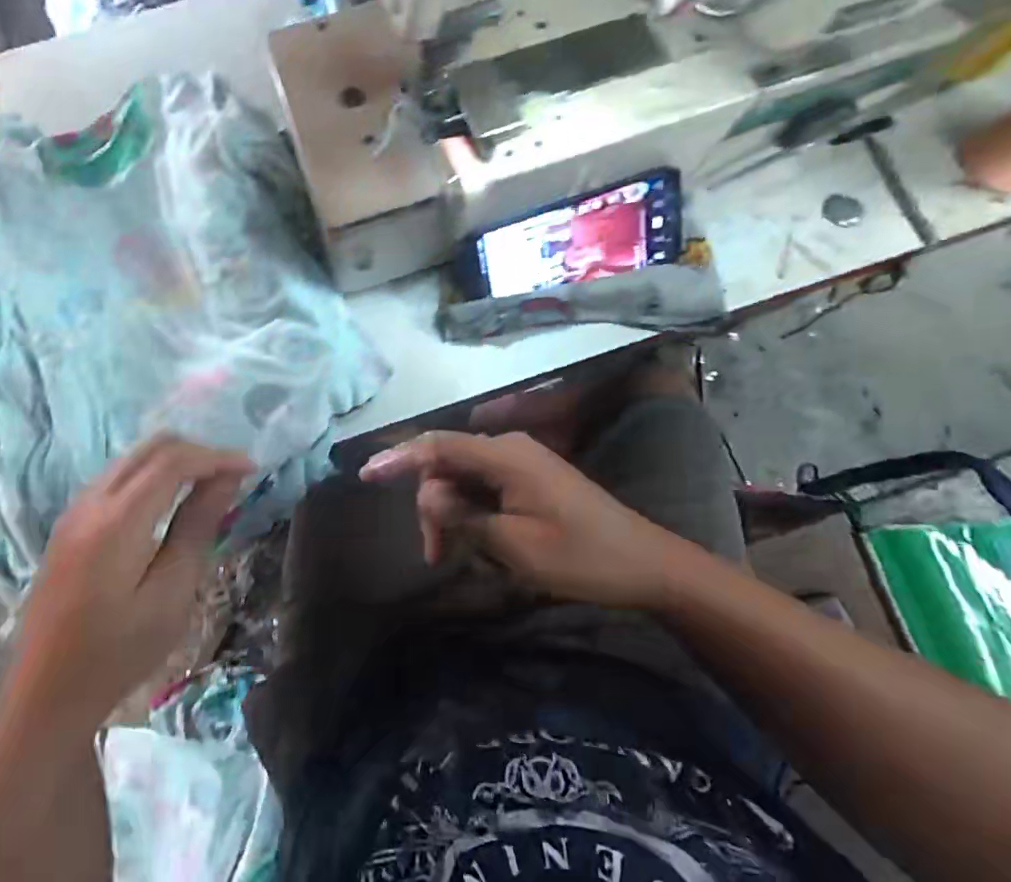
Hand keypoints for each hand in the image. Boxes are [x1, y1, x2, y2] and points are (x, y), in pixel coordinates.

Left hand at [12, 436, 254, 719]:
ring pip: (132, 459)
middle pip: (151, 448)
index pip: (173, 460)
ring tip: (209, 487)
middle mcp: (91, 503)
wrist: (44, 695)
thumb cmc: (118, 651)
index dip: (217, 456)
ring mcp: (74, 512)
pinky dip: (151, 476)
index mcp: (117, 521)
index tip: (251, 469)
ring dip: (174, 462)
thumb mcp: (171, 593)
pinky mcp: (69, 526)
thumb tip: (226, 479)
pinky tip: (171, 503)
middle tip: (232, 475)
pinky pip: (117, 479)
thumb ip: (197, 527)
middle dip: (197, 451)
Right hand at [359, 431, 697, 609]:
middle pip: (448, 463)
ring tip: (452, 557)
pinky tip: (476, 543)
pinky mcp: (531, 480)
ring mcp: (523, 463)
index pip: (438, 446)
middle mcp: (511, 449)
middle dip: (431, 504)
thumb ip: (464, 516)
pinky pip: (485, 488)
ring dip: (450, 514)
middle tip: (435, 555)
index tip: (364, 476)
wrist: (645, 564)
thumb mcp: (515, 544)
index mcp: (506, 456)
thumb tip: (425, 496)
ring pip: (465, 479)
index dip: (398, 458)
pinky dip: (471, 513)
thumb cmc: (582, 557)